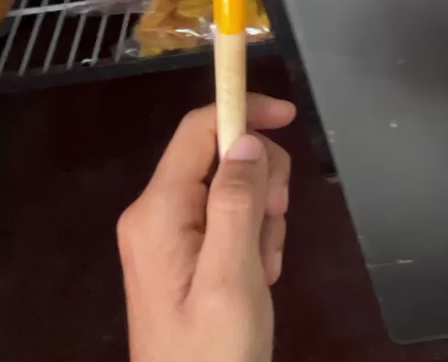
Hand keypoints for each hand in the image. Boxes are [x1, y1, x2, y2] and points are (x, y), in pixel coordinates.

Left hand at [117, 94, 295, 361]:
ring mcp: (170, 234)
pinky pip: (231, 216)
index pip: (198, 129)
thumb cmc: (212, 353)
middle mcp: (158, 213)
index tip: (289, 116)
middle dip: (261, 176)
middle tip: (279, 216)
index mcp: (158, 211)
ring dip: (263, 213)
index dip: (243, 110)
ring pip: (233, 185)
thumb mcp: (231, 278)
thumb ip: (237, 202)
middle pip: (221, 154)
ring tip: (266, 262)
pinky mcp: (186, 253)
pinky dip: (256, 234)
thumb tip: (247, 138)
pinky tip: (260, 270)